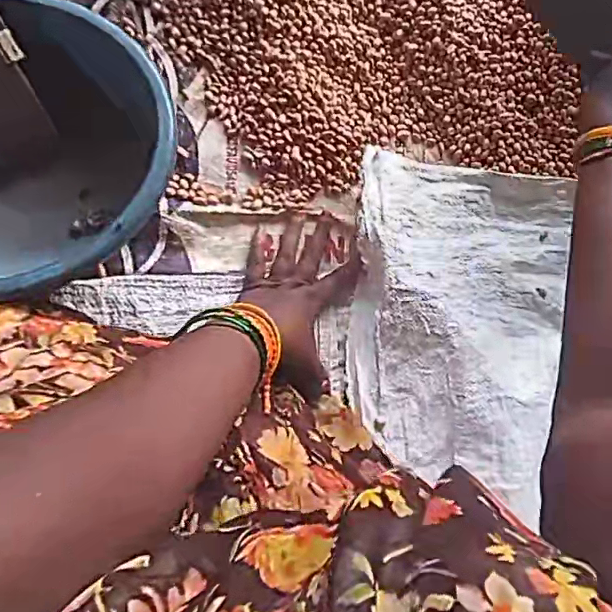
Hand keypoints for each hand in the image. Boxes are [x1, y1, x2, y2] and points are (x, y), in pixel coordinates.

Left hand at [241, 215, 361, 400]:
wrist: (249, 341)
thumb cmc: (283, 351)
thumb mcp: (305, 366)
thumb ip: (315, 378)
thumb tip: (324, 397)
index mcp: (311, 303)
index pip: (337, 283)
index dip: (350, 269)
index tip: (361, 253)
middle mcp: (293, 287)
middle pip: (311, 258)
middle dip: (321, 238)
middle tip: (327, 216)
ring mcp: (271, 284)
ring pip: (284, 254)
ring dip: (291, 235)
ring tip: (296, 214)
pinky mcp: (250, 287)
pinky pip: (254, 264)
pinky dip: (255, 249)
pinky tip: (258, 232)